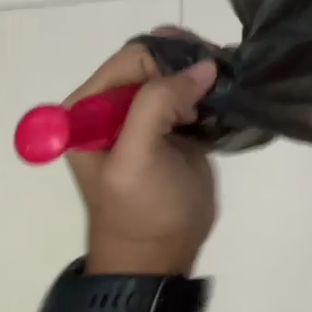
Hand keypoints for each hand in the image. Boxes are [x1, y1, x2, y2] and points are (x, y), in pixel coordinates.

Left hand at [63, 27, 218, 275]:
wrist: (159, 255)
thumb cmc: (140, 210)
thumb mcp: (137, 159)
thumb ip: (157, 105)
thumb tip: (204, 66)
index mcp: (88, 110)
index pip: (133, 57)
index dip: (169, 61)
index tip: (200, 80)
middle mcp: (113, 105)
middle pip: (157, 56)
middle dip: (189, 62)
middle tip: (216, 81)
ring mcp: (145, 113)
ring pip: (178, 67)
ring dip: (204, 72)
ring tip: (222, 92)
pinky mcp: (175, 122)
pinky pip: (194, 87)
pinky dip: (213, 86)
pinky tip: (223, 99)